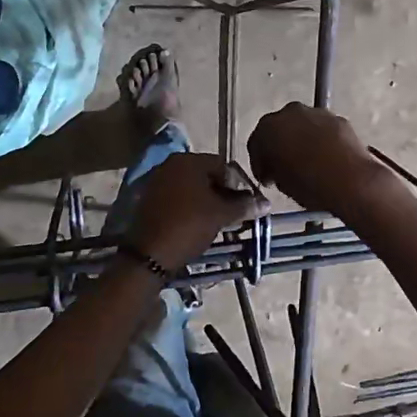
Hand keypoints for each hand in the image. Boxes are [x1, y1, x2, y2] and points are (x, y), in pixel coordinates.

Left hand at [124, 153, 265, 268]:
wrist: (149, 255)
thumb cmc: (189, 226)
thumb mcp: (221, 215)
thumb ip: (245, 205)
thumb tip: (266, 203)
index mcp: (188, 161)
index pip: (223, 165)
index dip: (239, 184)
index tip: (245, 204)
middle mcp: (170, 165)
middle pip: (207, 175)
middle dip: (223, 193)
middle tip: (234, 213)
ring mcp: (157, 181)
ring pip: (192, 188)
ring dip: (208, 201)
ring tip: (219, 221)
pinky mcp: (150, 199)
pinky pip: (178, 197)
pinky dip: (191, 207)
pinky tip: (199, 223)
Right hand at [247, 102, 397, 213]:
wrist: (349, 180)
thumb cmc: (309, 184)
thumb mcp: (281, 183)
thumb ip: (274, 170)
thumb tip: (277, 171)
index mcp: (267, 128)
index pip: (256, 143)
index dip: (260, 162)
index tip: (267, 176)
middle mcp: (290, 112)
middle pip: (280, 128)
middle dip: (281, 145)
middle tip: (286, 167)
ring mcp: (316, 112)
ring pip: (303, 125)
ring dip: (303, 139)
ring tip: (310, 163)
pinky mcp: (338, 118)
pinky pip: (324, 128)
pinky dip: (323, 139)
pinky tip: (328, 157)